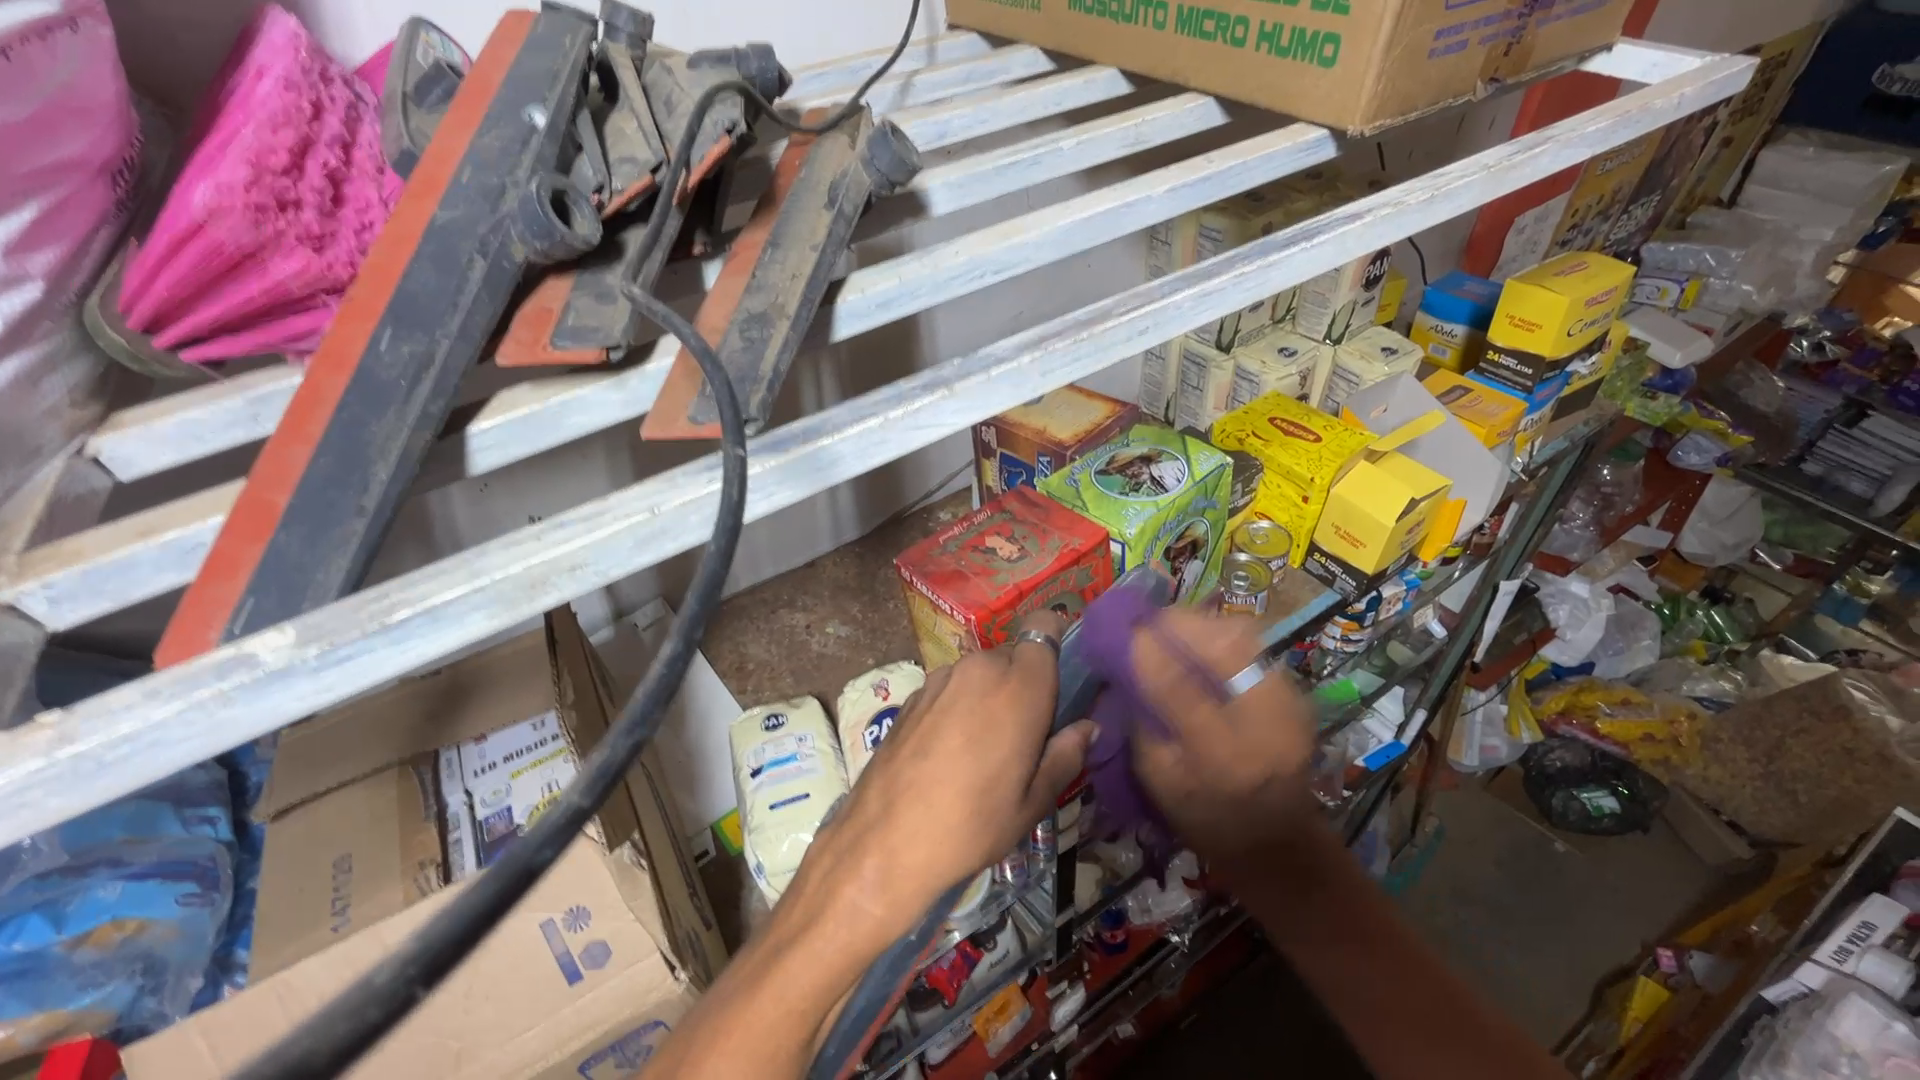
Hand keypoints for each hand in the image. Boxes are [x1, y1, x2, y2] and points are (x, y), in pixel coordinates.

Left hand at [791, 611, 1093, 940]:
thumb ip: (1066, 755)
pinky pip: (949, 689)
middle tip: (1026, 731)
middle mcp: (978, 668)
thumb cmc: (972, 824)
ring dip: (988, 696)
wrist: (885, 841)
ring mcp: (938, 679)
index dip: (1055, 643)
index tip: (1060, 680)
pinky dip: (957, 707)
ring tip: (984, 748)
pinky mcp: (910, 697)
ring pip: (978, 673)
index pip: (1045, 626)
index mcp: (1019, 686)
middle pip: (1012, 656)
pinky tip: (949, 752)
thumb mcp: (1033, 801)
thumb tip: (1088, 728)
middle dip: (1023, 683)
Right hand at [1127, 609, 1317, 876]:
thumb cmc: (1207, 821)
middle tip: (1152, 622)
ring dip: (1205, 625)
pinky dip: (1225, 639)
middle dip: (1184, 624)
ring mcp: (1291, 706)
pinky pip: (1258, 649)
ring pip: (1248, 638)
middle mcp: (1265, 724)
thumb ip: (1143, 723)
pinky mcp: (1299, 697)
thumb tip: (1129, 667)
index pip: (1180, 688)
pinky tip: (1203, 645)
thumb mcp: (1160, 780)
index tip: (1126, 632)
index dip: (1149, 652)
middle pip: (1228, 647)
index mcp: (1221, 757)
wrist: (1278, 844)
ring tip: (1175, 628)